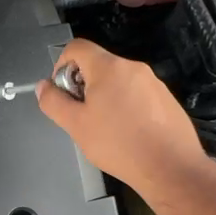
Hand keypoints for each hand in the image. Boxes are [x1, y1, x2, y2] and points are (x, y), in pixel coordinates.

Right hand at [38, 39, 203, 190]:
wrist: (171, 167)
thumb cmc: (120, 145)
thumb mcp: (76, 125)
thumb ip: (54, 102)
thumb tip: (44, 87)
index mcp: (109, 68)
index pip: (77, 47)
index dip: (61, 65)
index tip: (63, 92)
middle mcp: (133, 68)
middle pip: (98, 65)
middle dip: (83, 85)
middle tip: (82, 116)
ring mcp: (153, 82)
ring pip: (117, 81)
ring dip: (104, 98)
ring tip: (105, 129)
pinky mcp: (166, 99)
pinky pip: (136, 94)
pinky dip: (125, 107)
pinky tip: (127, 134)